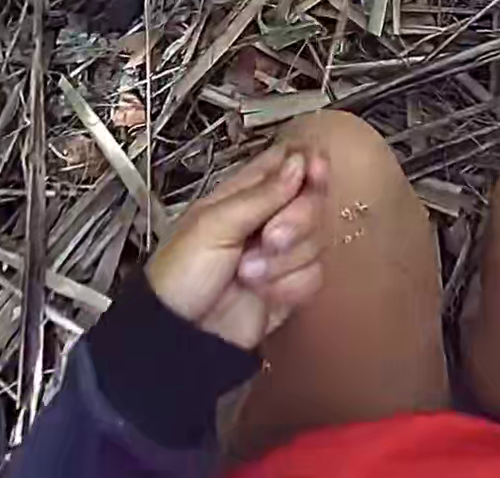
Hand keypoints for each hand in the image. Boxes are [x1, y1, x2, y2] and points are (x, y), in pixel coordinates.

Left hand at [146, 146, 328, 349]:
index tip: (316, 169)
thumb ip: (262, 194)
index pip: (289, 160)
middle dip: (298, 220)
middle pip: (313, 198)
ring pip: (318, 238)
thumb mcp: (215, 224)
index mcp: (247, 189)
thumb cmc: (184, 270)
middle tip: (270, 239)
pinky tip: (265, 293)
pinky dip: (290, 286)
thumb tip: (300, 161)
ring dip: (286, 261)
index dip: (308, 161)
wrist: (181, 337)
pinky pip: (315, 274)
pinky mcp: (291, 284)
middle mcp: (271, 214)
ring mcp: (283, 250)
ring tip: (248, 273)